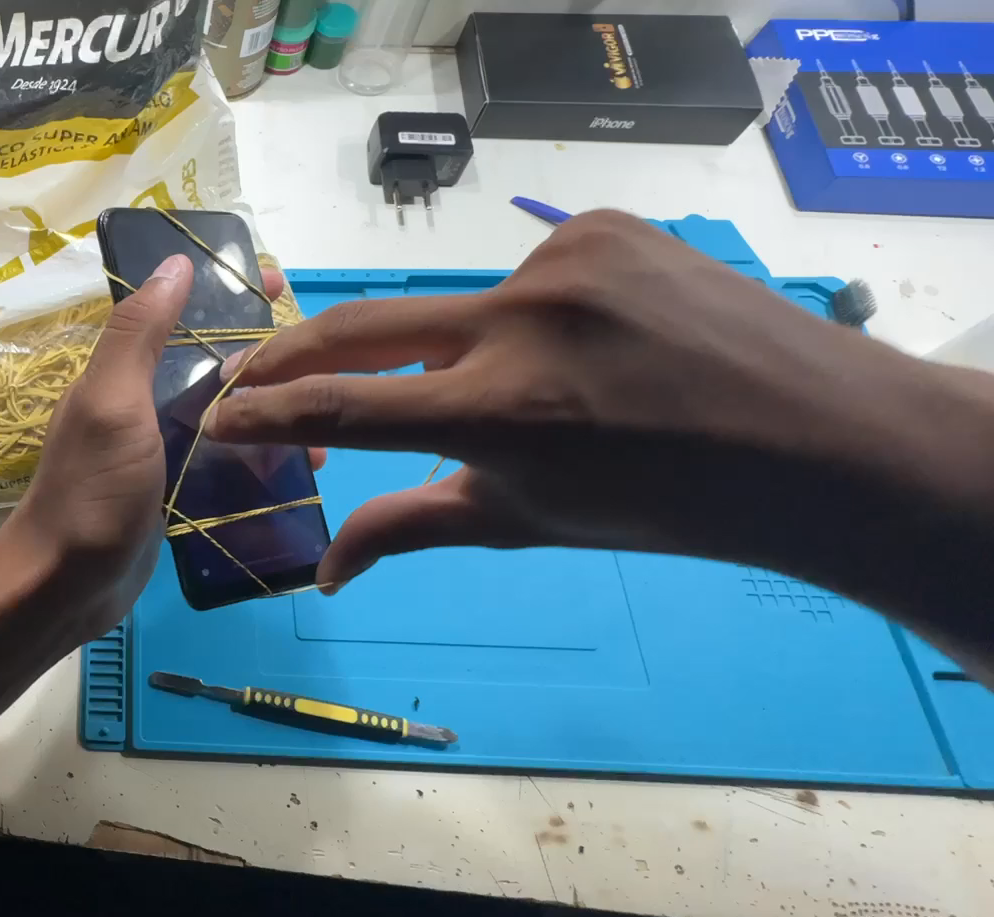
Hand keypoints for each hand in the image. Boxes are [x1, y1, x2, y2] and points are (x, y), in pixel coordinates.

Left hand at [0, 254, 303, 641]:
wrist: (65, 586)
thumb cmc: (90, 492)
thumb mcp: (111, 403)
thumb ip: (138, 336)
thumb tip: (173, 263)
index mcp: (123, 376)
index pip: (179, 315)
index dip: (225, 292)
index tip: (279, 283)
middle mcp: (140, 407)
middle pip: (209, 365)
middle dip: (263, 356)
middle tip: (324, 362)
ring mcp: (158, 454)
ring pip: (223, 416)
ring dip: (268, 412)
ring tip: (323, 425)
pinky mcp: (173, 495)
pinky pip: (222, 463)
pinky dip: (257, 458)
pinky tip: (298, 468)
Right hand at [208, 210, 993, 603]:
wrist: (817, 440)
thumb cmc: (651, 503)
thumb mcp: (515, 519)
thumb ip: (402, 528)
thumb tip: (323, 573)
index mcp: (499, 414)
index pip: (341, 407)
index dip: (264, 412)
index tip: (215, 416)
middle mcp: (521, 323)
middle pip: (358, 330)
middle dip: (287, 356)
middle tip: (244, 376)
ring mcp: (561, 261)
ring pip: (441, 310)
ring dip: (426, 351)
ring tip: (473, 386)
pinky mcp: (597, 228)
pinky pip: (508, 279)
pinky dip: (502, 318)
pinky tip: (553, 343)